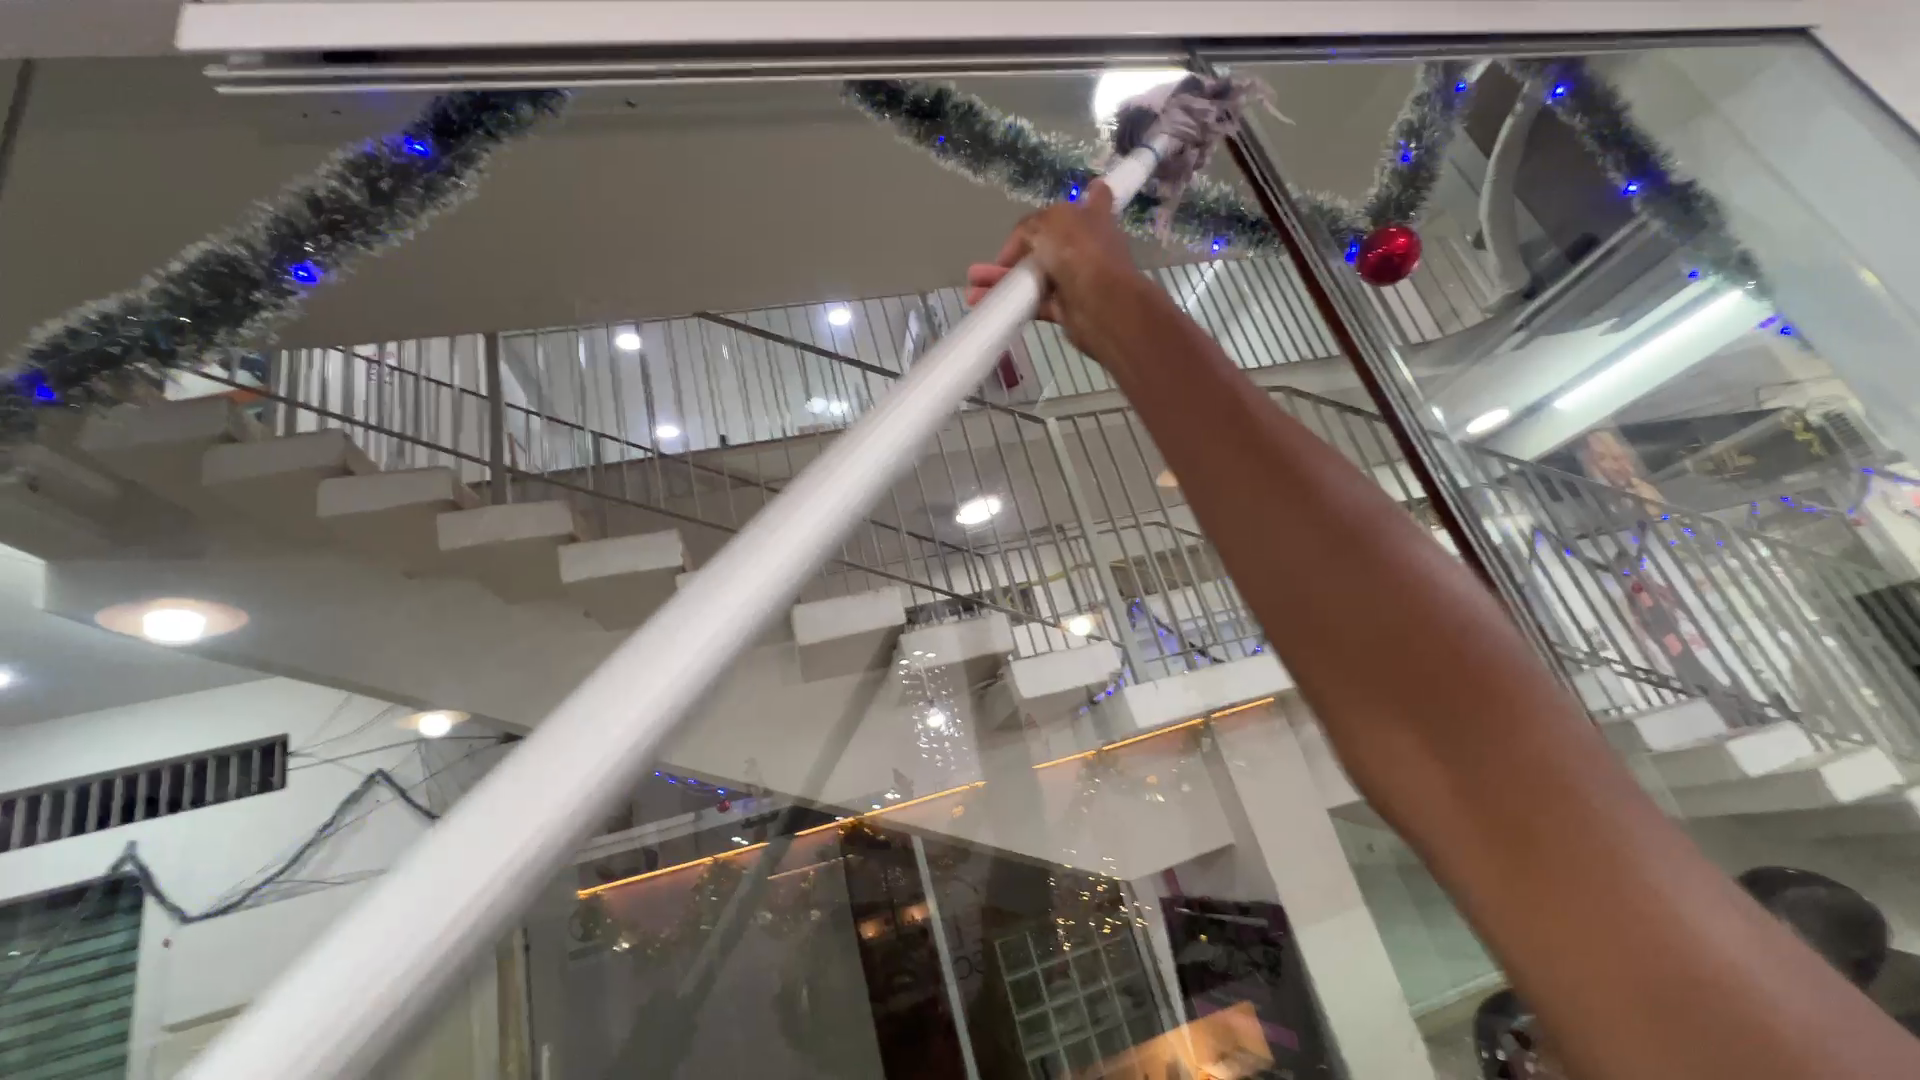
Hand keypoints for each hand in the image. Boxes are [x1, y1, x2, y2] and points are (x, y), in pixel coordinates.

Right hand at [964, 182, 1144, 351]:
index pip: (1096, 198)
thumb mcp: (1047, 222)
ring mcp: (1076, 278)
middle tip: (984, 263)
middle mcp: (1086, 246)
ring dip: (1003, 280)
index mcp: (1092, 215)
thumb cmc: (1079, 250)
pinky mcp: (1066, 308)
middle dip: (1015, 251)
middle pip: (1048, 243)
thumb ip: (1028, 228)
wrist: (1099, 302)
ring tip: (973, 282)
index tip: (1088, 188)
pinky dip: (1010, 303)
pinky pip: (1033, 302)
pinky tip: (983, 303)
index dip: (1090, 194)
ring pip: (1035, 276)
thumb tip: (1018, 248)